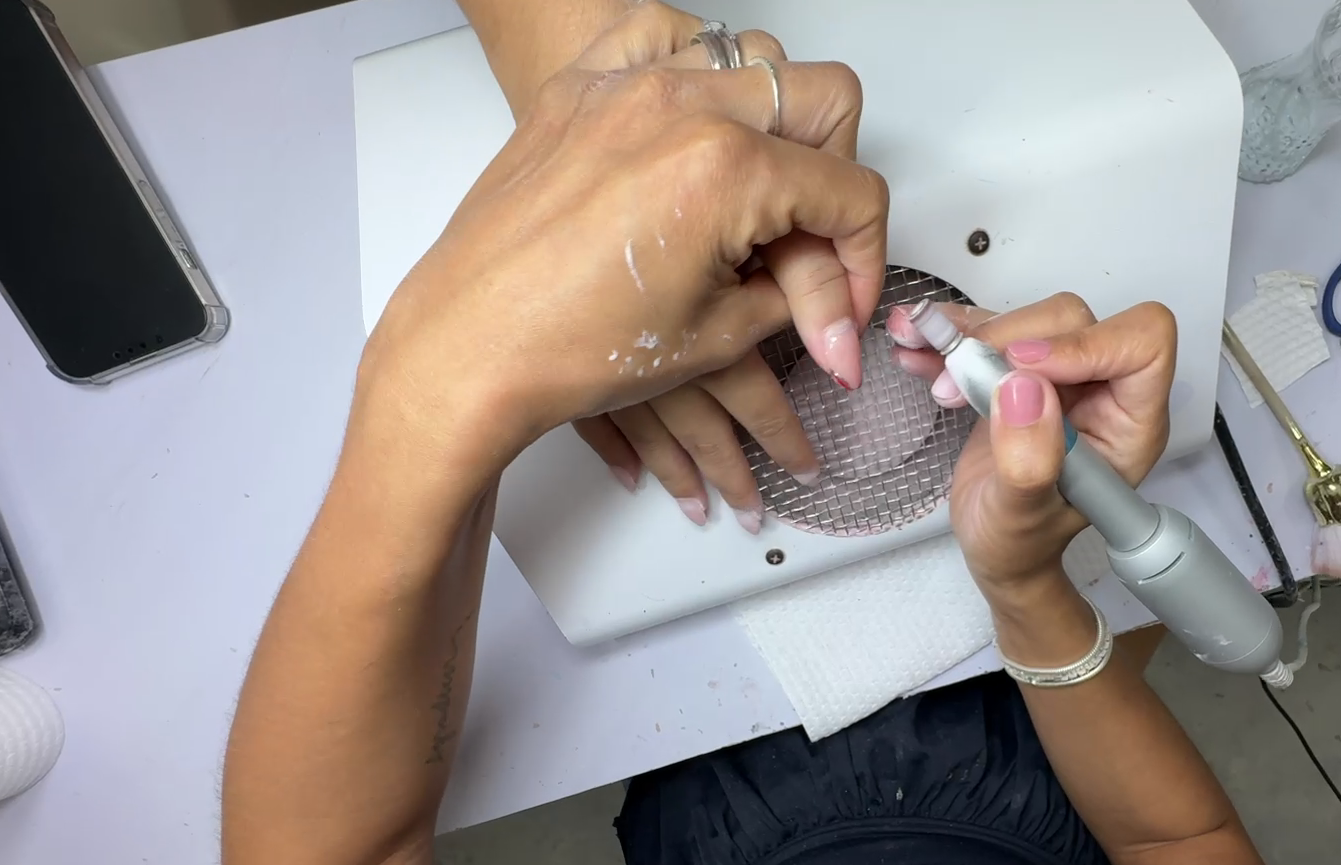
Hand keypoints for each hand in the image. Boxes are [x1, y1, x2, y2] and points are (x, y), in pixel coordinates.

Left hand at [543, 7, 851, 529]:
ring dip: (779, 128)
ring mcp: (628, 83)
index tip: (845, 305)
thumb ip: (798, 302)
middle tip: (811, 248)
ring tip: (752, 202)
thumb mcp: (717, 336)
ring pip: (757, 58)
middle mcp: (683, 103)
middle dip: (839, 181)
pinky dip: (701, 78)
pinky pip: (669, 38)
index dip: (866, 259)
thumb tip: (842, 318)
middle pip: (827, 101)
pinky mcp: (586, 87)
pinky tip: (694, 137)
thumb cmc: (574, 350)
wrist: (474, 348)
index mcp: (725, 171)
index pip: (853, 193)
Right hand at [887, 295, 1176, 596]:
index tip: (1018, 369)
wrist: (996, 546)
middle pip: (1072, 322)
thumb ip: (1028, 461)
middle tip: (954, 384)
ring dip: (969, 332)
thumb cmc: (1020, 544)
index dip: (1081, 345)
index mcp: (1127, 424)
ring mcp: (1060, 378)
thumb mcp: (1020, 516)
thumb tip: (1021, 390)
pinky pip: (990, 334)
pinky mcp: (1020, 374)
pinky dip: (950, 335)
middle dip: (1006, 341)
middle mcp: (1101, 391)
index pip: (1141, 345)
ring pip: (1027, 319)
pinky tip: (915, 348)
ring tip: (917, 348)